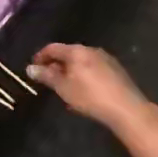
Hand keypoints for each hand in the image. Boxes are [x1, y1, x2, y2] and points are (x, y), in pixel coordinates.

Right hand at [27, 43, 154, 128]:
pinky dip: (83, 75)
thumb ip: (47, 76)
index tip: (33, 68)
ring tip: (65, 87)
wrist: (127, 108)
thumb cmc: (90, 97)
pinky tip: (84, 90)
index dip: (40, 57)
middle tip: (48, 80)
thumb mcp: (64, 88)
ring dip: (70, 71)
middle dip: (56, 65)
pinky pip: (93, 68)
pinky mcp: (116, 70)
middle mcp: (91, 50)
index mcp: (76, 51)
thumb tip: (30, 68)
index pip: (52, 48)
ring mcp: (106, 59)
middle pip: (68, 53)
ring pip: (81, 61)